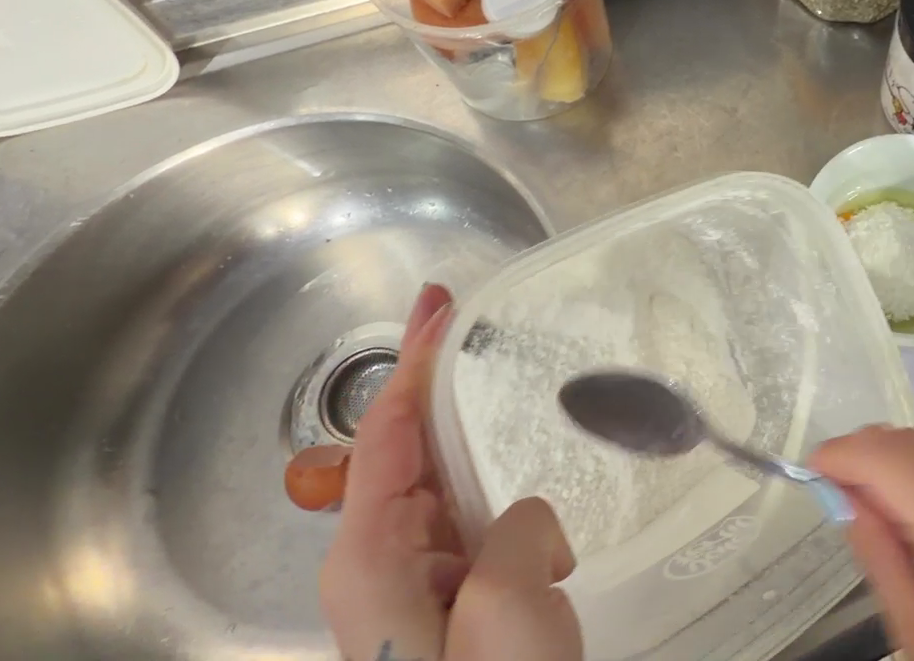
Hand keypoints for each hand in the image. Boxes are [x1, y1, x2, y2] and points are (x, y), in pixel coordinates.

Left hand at [321, 283, 583, 660]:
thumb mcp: (512, 605)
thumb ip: (517, 530)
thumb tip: (523, 524)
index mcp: (372, 557)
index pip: (384, 432)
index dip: (411, 361)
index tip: (439, 304)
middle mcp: (380, 565)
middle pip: (404, 448)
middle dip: (435, 382)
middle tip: (471, 324)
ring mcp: (413, 589)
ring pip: (440, 484)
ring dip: (472, 438)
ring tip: (507, 394)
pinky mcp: (450, 607)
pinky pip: (470, 525)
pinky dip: (502, 496)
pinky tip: (541, 511)